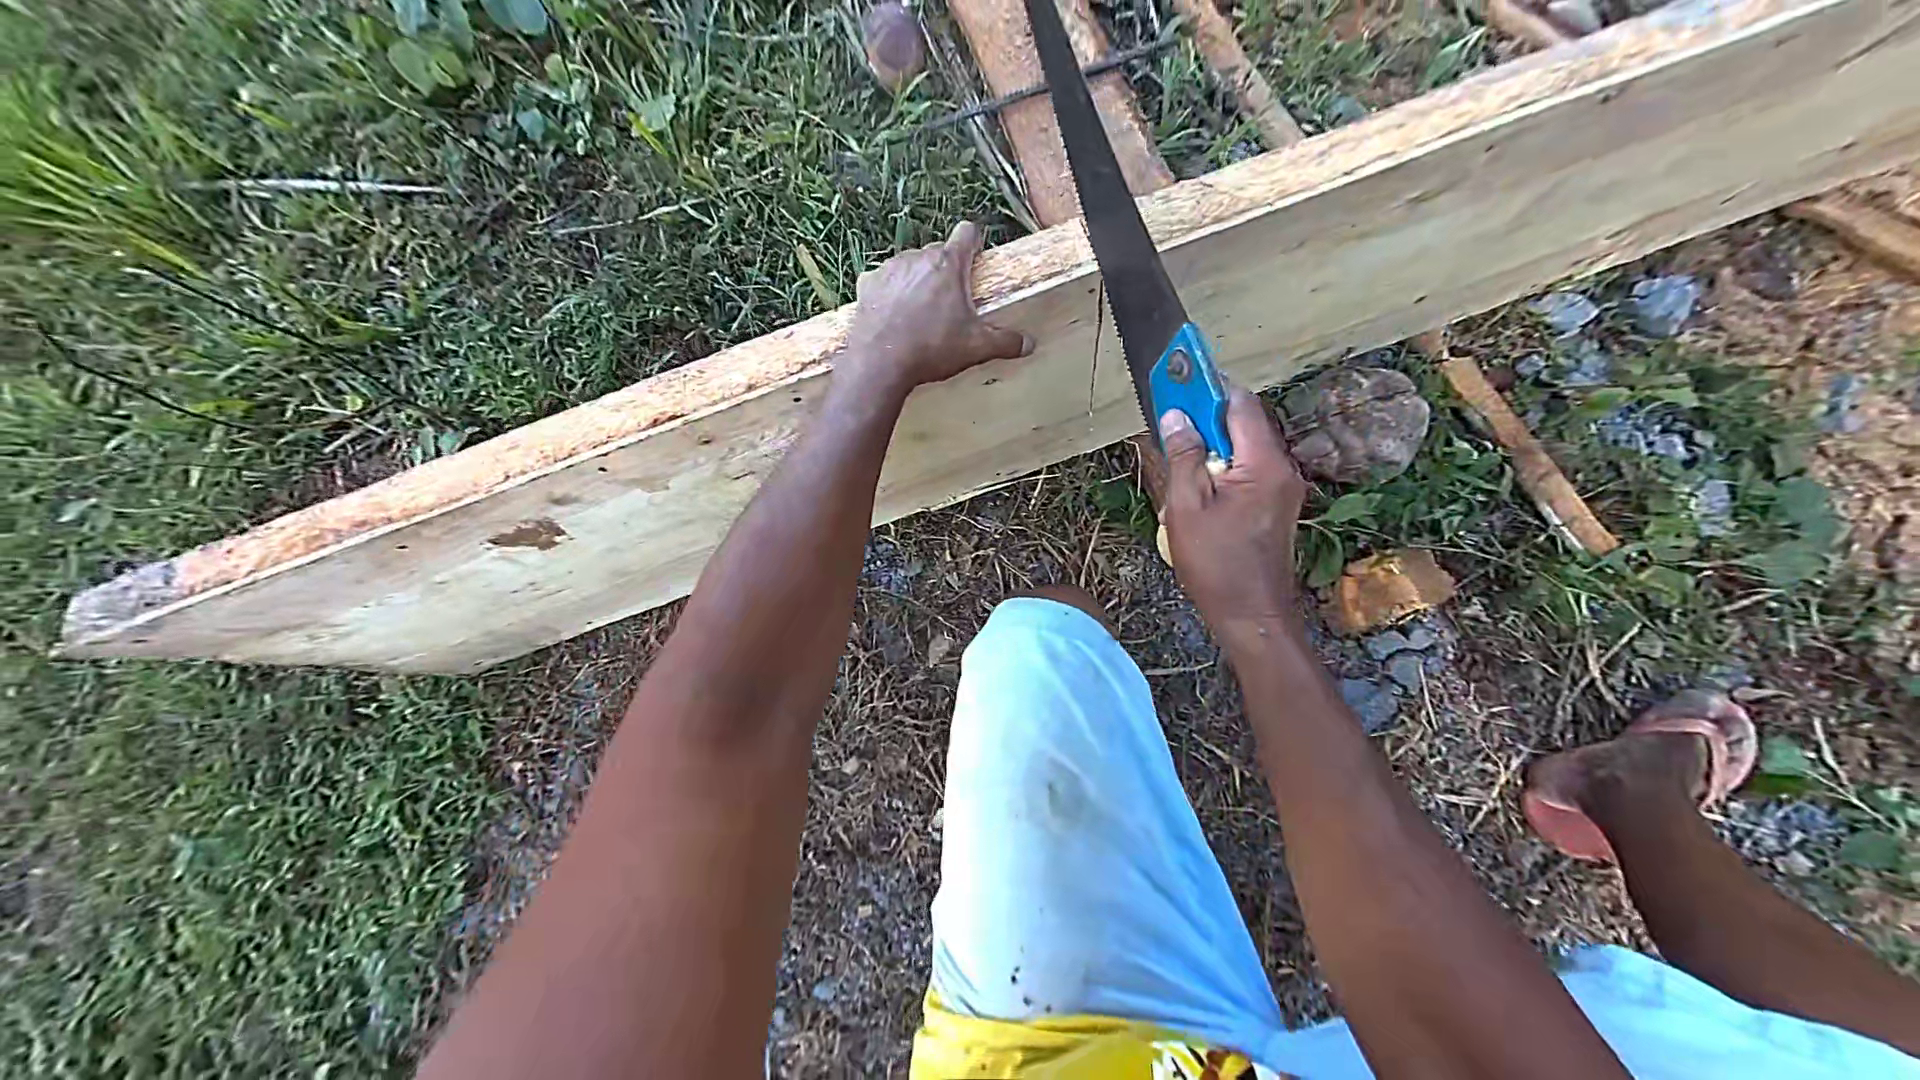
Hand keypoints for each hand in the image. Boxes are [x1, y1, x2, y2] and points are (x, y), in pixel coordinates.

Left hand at [839, 221, 1032, 396]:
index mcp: (948, 264)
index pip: (968, 233)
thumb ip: (1005, 342)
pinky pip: (884, 281)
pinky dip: (891, 293)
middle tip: (951, 302)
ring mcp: (889, 269)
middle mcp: (917, 257)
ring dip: (918, 281)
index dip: (975, 242)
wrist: (879, 363)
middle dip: (946, 271)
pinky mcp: (867, 285)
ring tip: (921, 314)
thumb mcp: (976, 348)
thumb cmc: (930, 349)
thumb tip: (1028, 344)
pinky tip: (895, 316)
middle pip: (938, 252)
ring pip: (910, 266)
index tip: (977, 256)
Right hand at [1160, 385, 1307, 636]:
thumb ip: (1183, 456)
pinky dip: (1222, 467)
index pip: (1240, 404)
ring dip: (1212, 445)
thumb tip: (1176, 416)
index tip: (1179, 375)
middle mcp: (1282, 469)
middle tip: (1170, 423)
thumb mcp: (1187, 506)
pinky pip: (1248, 471)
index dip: (1208, 386)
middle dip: (1206, 418)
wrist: (1250, 614)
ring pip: (1244, 449)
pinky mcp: (1277, 506)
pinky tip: (1198, 488)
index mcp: (1263, 463)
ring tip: (1179, 459)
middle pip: (1244, 424)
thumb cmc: (1216, 564)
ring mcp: (1284, 489)